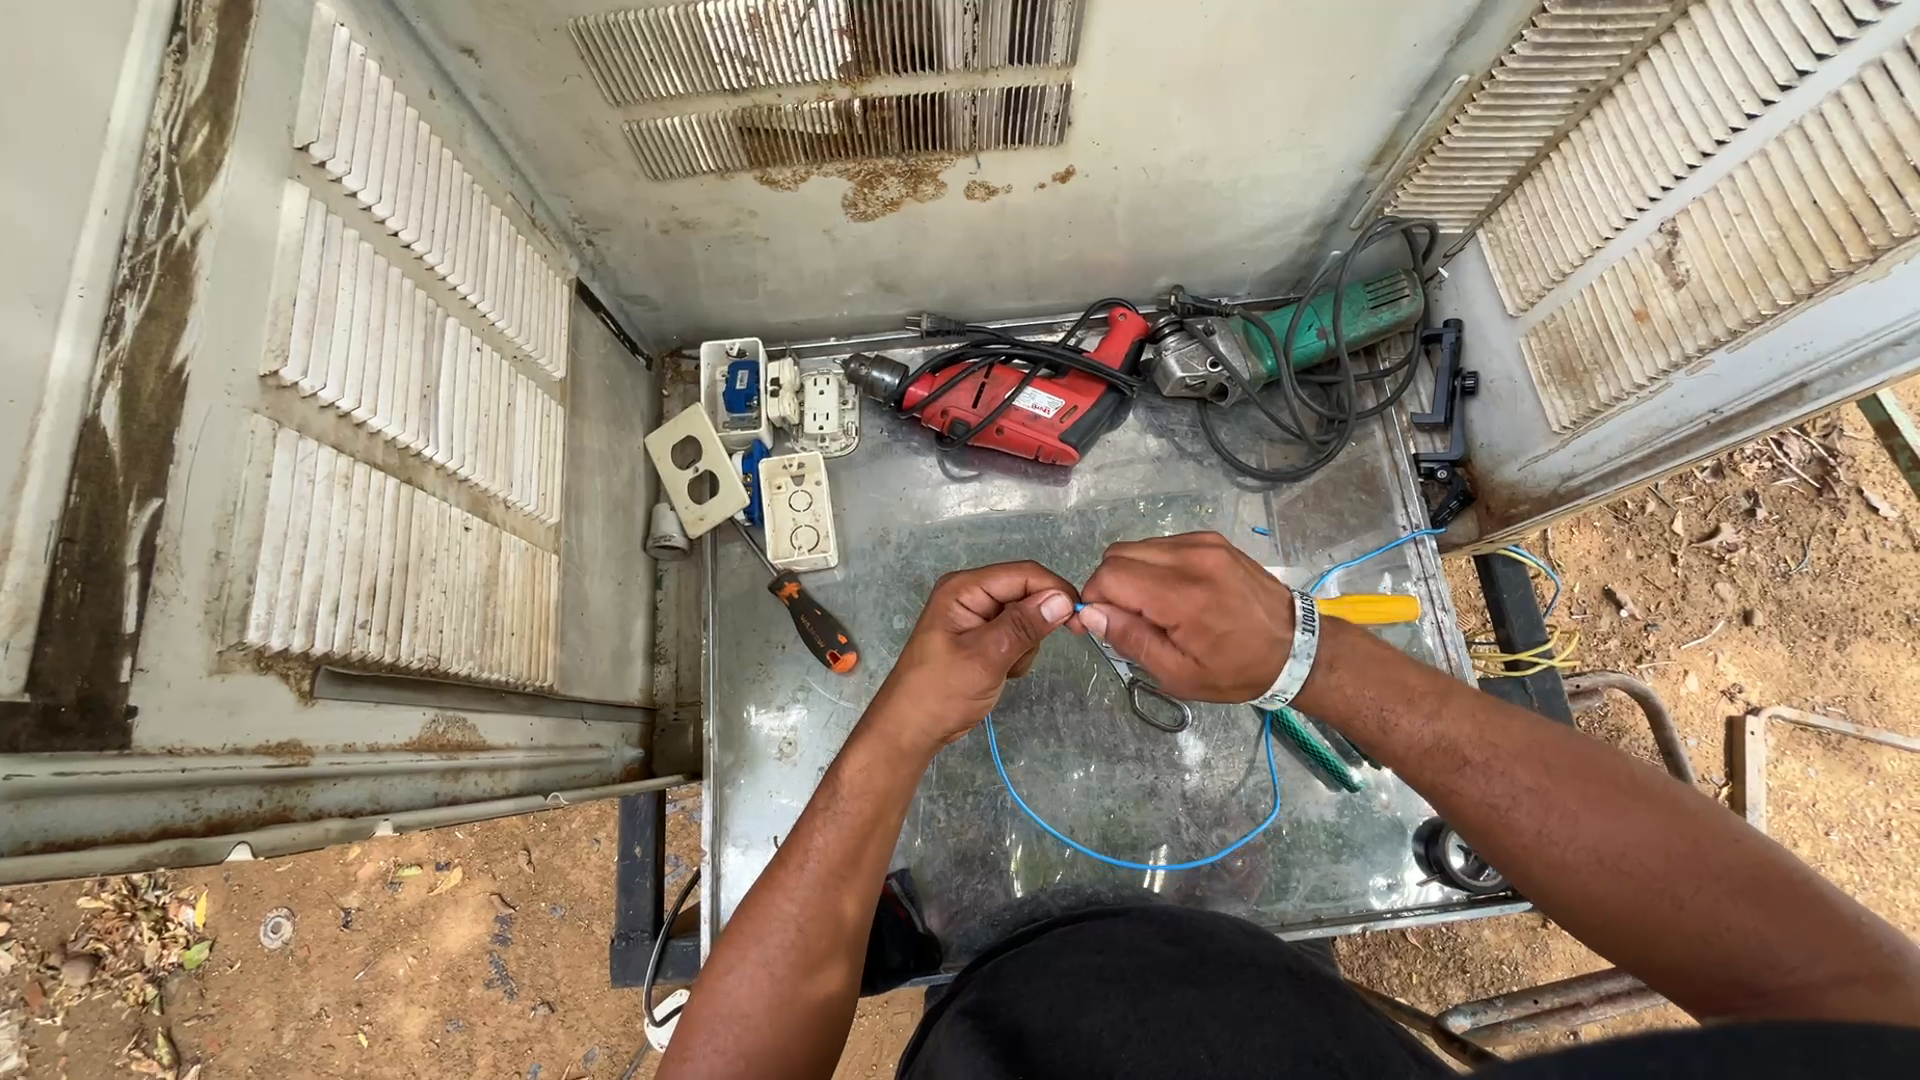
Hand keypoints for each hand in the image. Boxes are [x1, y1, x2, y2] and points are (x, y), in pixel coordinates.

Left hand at [866, 562, 1078, 754]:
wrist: (911, 730)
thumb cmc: (940, 692)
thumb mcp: (985, 657)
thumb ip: (1023, 626)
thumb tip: (1062, 600)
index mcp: (964, 588)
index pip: (1023, 574)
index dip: (1054, 591)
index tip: (1079, 620)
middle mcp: (970, 594)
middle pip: (1025, 592)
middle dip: (1036, 624)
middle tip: (1024, 656)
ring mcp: (975, 616)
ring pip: (1025, 617)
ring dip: (1026, 645)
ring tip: (1004, 668)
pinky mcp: (982, 637)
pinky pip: (1016, 636)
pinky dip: (1018, 655)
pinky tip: (1001, 673)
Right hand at [1074, 532, 1293, 702]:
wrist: (1295, 647)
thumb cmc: (1236, 670)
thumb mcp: (1179, 673)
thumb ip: (1131, 640)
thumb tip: (1091, 615)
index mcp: (1183, 595)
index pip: (1110, 575)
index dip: (1095, 599)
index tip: (1101, 624)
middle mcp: (1191, 557)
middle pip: (1117, 555)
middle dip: (1110, 587)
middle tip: (1126, 619)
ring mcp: (1203, 543)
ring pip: (1136, 547)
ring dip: (1131, 576)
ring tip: (1153, 608)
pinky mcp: (1211, 539)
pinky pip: (1160, 545)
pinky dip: (1153, 567)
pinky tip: (1172, 593)